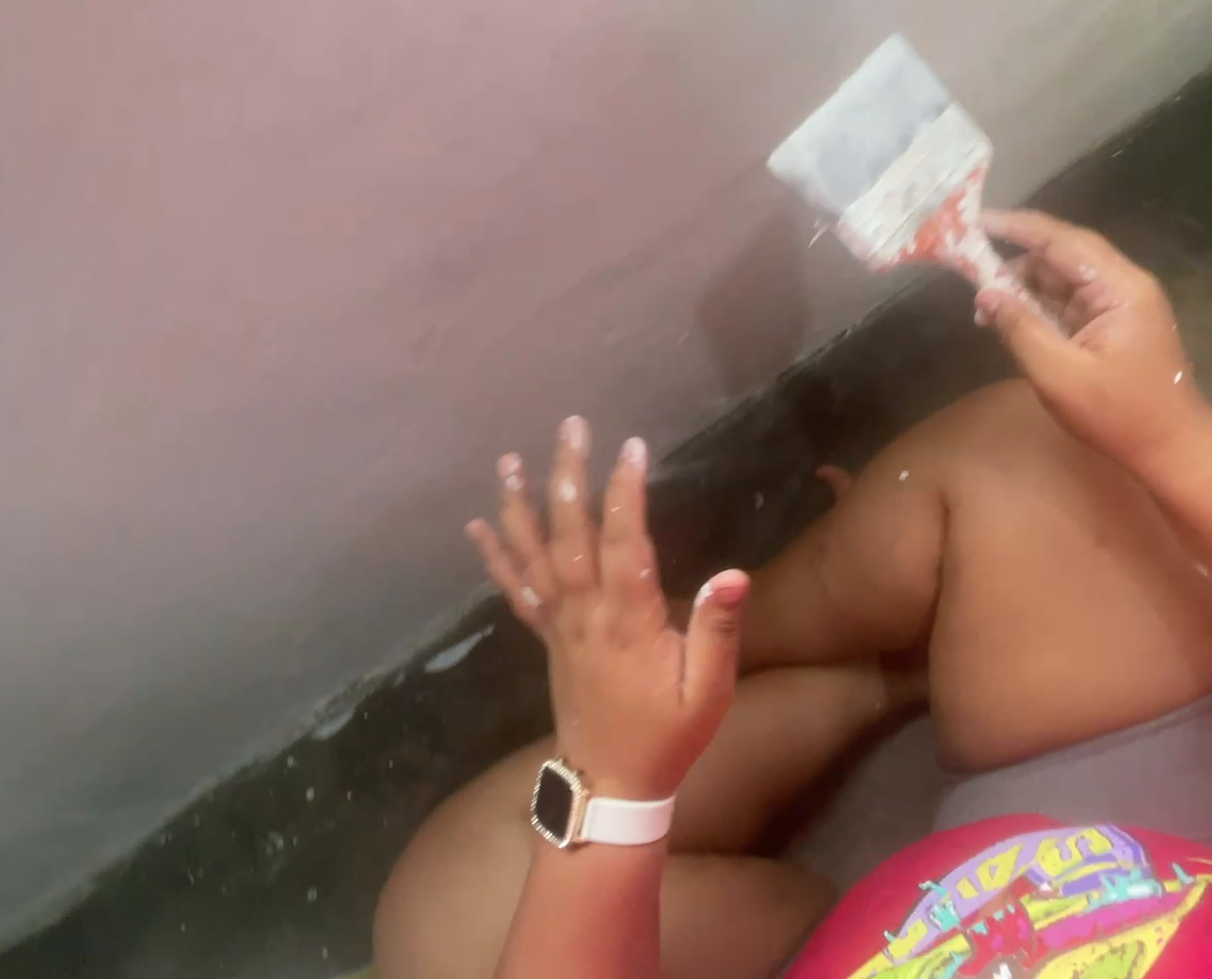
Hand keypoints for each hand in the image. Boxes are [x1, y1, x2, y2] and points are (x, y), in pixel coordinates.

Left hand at [465, 416, 746, 800]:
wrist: (611, 784)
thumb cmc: (668, 734)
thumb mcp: (709, 690)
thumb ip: (718, 630)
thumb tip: (733, 573)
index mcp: (629, 620)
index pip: (626, 542)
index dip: (627, 492)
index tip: (633, 447)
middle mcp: (585, 612)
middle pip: (571, 534)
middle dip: (568, 476)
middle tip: (571, 427)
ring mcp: (559, 624)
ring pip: (533, 555)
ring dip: (520, 506)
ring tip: (508, 461)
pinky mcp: (548, 636)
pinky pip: (516, 590)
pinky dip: (496, 556)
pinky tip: (478, 526)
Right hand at [975, 210, 1211, 471]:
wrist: (1170, 447)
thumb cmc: (1118, 413)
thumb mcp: (1058, 374)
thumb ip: (1020, 329)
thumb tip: (986, 294)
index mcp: (1119, 288)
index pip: (1062, 242)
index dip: (1018, 227)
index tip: (977, 221)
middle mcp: (1121, 286)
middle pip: (1061, 255)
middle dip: (1015, 257)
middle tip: (969, 264)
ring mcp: (1116, 306)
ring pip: (1061, 279)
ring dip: (1022, 285)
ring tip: (983, 304)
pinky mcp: (1108, 325)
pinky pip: (1065, 303)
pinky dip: (1035, 306)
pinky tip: (1007, 318)